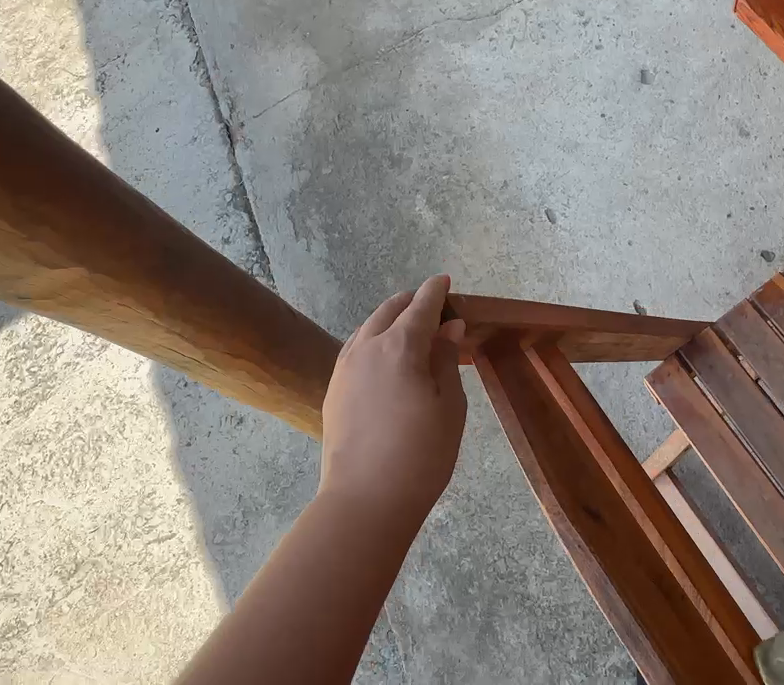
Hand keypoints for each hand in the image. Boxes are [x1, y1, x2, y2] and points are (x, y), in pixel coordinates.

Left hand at [319, 275, 467, 522]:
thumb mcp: (450, 406)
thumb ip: (447, 360)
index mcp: (401, 346)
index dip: (435, 291)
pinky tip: (385, 357)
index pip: (421, 306)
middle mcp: (367, 347)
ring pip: (368, 327)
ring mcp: (344, 369)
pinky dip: (374, 340)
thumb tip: (449, 328)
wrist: (364, 501)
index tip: (445, 282)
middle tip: (434, 309)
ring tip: (410, 330)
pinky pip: (355, 349)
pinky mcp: (333, 390)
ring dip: (390, 320)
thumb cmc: (421, 455)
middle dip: (412, 302)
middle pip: (390, 310)